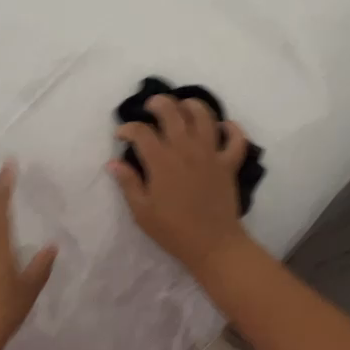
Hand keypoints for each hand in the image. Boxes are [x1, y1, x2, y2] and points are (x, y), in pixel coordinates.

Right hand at [109, 95, 253, 271]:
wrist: (213, 245)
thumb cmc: (173, 230)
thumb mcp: (142, 211)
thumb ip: (128, 183)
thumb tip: (113, 162)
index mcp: (162, 162)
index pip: (141, 131)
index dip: (128, 128)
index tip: (121, 135)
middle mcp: (186, 150)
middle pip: (172, 112)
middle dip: (158, 104)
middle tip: (151, 108)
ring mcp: (211, 154)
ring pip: (204, 116)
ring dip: (192, 105)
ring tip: (183, 107)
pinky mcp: (229, 163)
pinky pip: (236, 139)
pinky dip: (232, 128)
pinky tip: (223, 126)